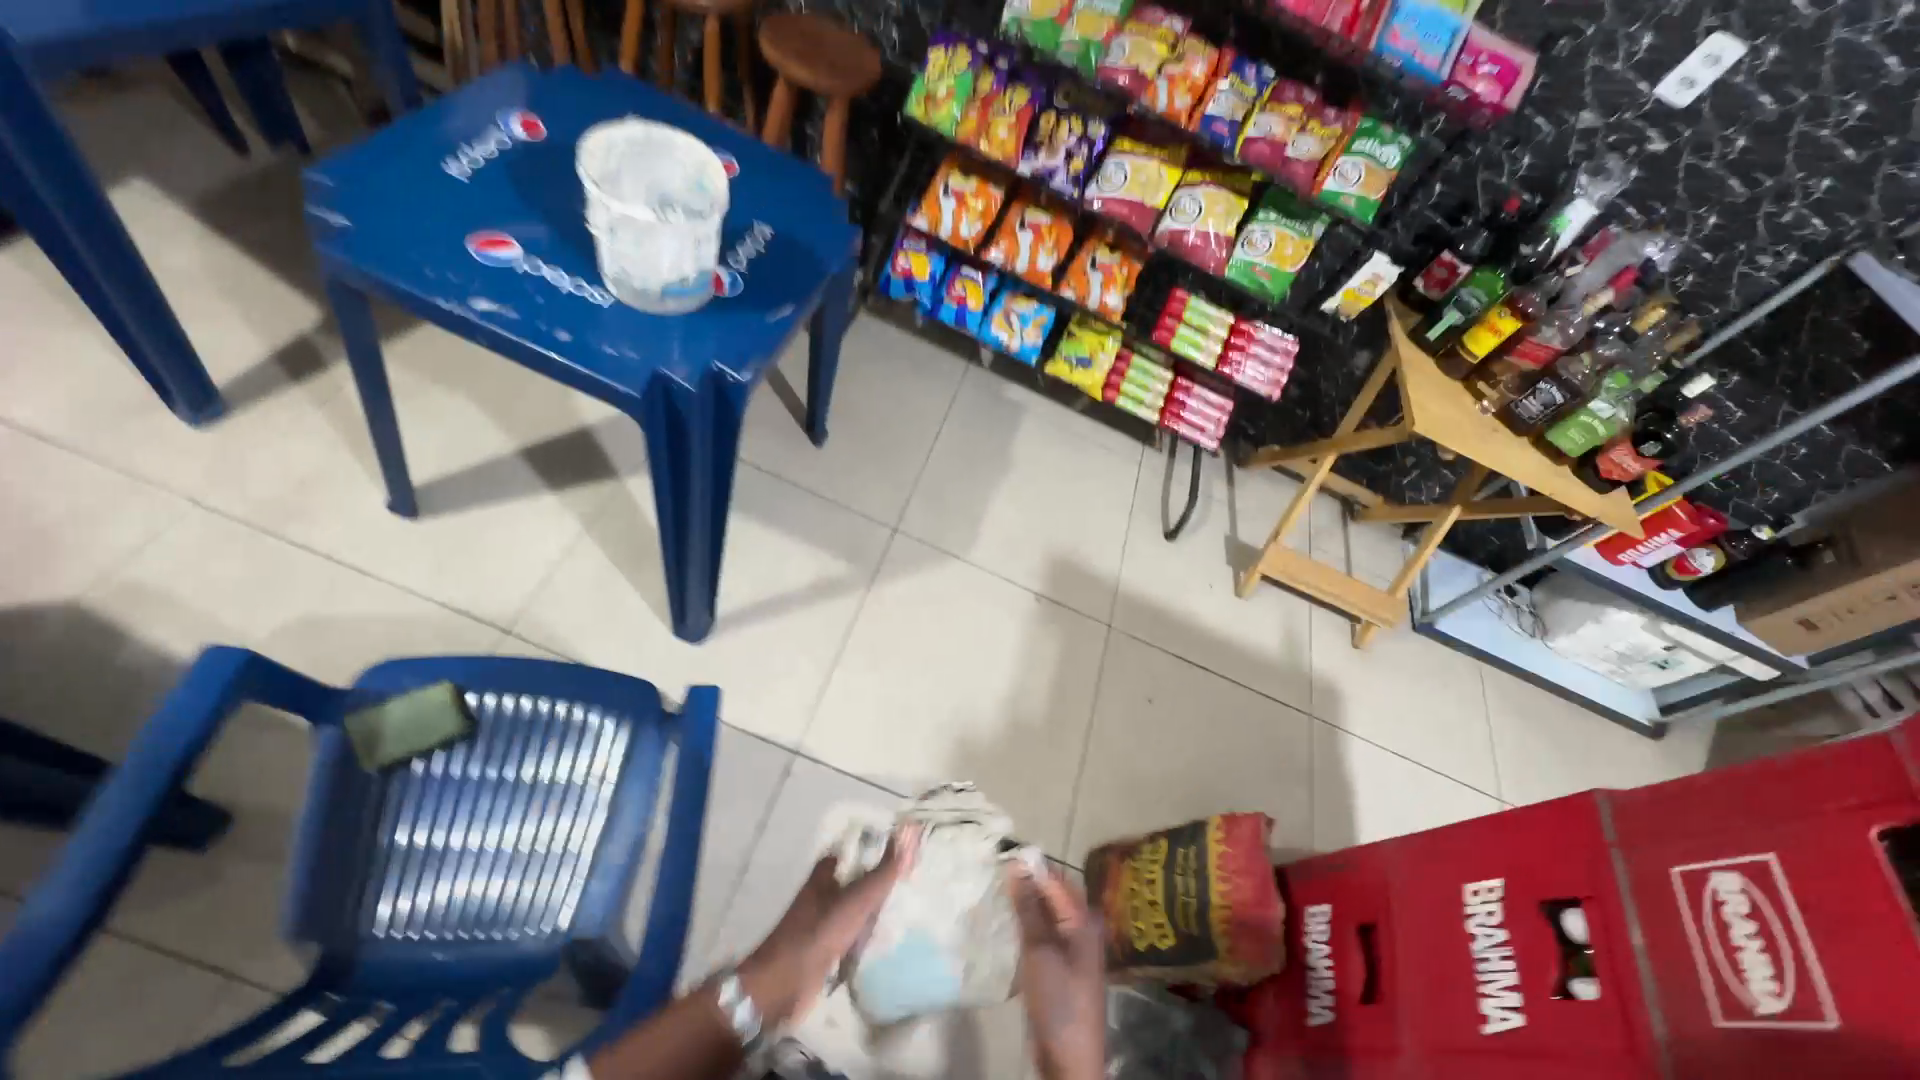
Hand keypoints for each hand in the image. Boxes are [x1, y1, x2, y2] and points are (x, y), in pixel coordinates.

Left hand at [738, 824, 920, 1027]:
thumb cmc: (818, 933)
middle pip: (858, 883)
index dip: (876, 852)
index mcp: (825, 875)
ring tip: (904, 917)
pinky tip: (886, 945)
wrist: (783, 984)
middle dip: (880, 888)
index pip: (854, 853)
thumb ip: (883, 871)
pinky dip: (867, 941)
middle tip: (909, 891)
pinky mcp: (825, 951)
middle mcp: (822, 895)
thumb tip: (910, 832)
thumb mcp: (857, 899)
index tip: (904, 858)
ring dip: (876, 917)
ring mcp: (823, 924)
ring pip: (857, 913)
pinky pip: (853, 939)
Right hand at [1008, 861, 1105, 1079]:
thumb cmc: (1058, 1000)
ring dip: (1026, 904)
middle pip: (1054, 895)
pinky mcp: (1061, 968)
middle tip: (995, 871)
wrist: (1070, 1058)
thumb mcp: (1040, 951)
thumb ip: (1029, 908)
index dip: (1031, 865)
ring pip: (1047, 915)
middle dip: (1029, 882)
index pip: (1056, 880)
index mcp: (1084, 921)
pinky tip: (1007, 926)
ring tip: (996, 893)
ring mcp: (1073, 950)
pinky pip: (1044, 935)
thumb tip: (1017, 865)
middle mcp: (1082, 930)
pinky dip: (1027, 926)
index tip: (1001, 851)